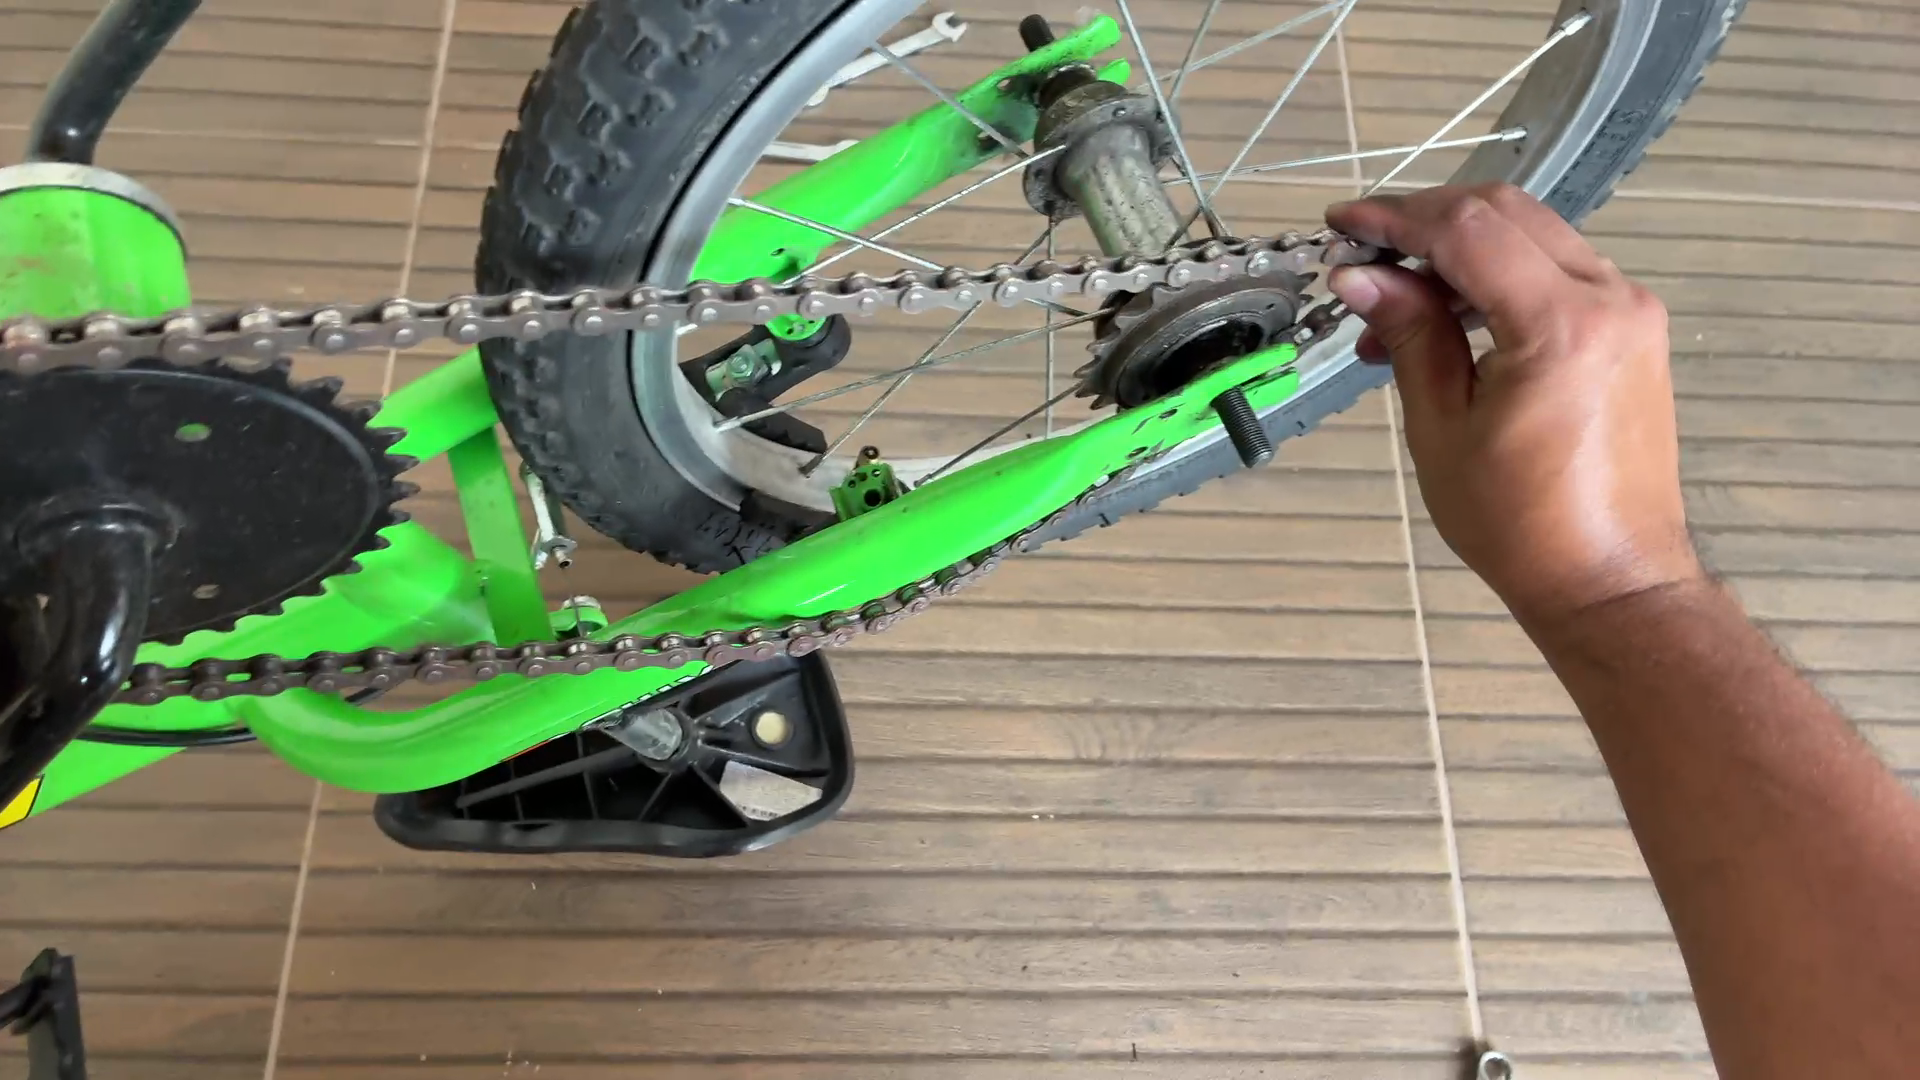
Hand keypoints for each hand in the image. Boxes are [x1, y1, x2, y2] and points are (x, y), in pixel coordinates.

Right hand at [1325, 184, 1703, 625]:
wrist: (1606, 572)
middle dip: (1421, 223)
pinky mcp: (1628, 327)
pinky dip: (1487, 279)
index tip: (1338, 225)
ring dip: (1450, 255)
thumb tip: (1359, 278)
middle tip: (1357, 255)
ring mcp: (1629, 307)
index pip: (1468, 232)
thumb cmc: (1509, 517)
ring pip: (1530, 236)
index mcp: (1559, 325)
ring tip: (1386, 309)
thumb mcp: (1440, 426)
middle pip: (1505, 214)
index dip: (1394, 218)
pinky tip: (1439, 322)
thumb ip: (1409, 336)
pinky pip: (1550, 272)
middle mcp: (1611, 296)